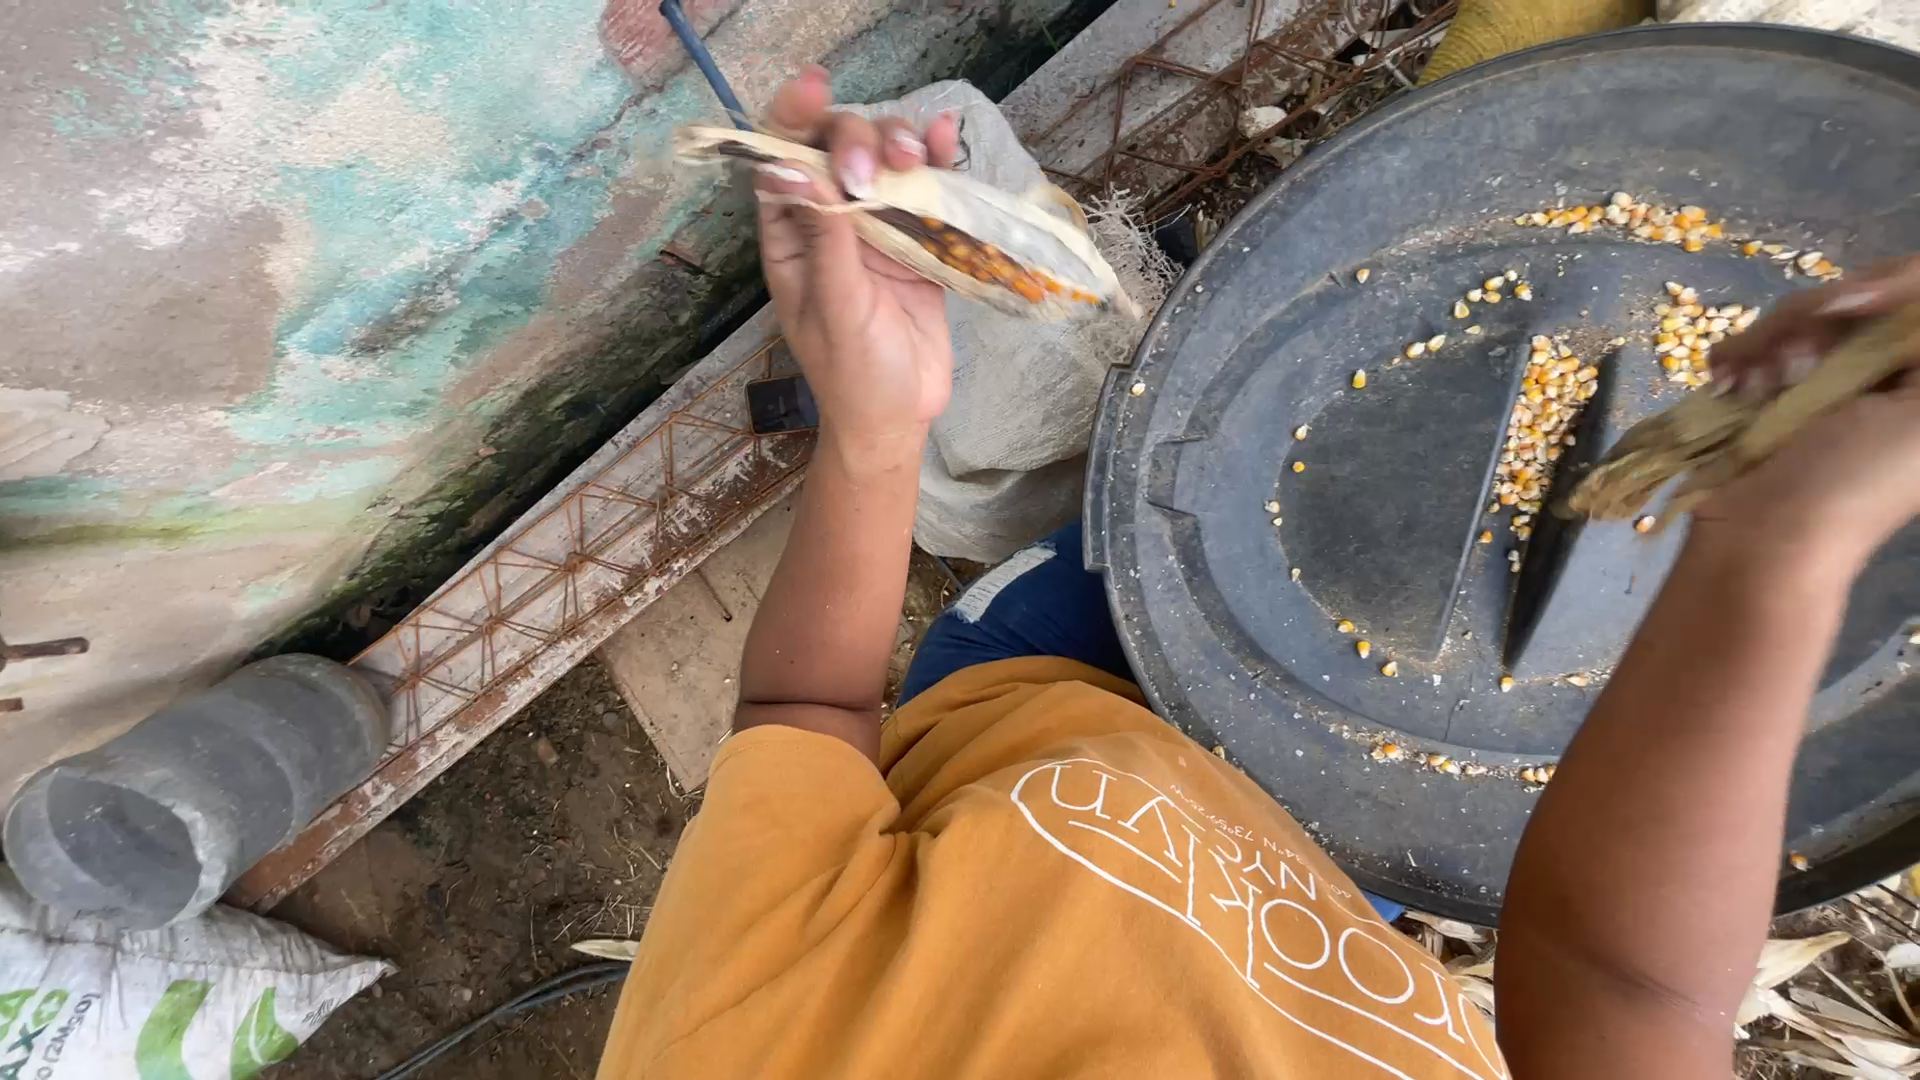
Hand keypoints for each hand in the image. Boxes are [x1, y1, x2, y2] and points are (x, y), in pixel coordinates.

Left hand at [753, 67, 961, 449]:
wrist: (899, 418)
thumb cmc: (854, 376)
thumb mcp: (836, 309)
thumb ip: (825, 241)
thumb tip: (799, 167)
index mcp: (793, 243)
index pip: (784, 165)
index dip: (792, 121)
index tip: (815, 90)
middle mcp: (832, 229)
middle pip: (837, 153)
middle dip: (857, 138)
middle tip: (878, 165)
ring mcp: (877, 236)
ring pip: (883, 166)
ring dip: (899, 144)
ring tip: (918, 152)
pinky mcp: (917, 248)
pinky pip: (925, 197)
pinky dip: (935, 167)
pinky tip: (945, 142)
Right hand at [1694, 260, 1919, 572]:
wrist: (1763, 532)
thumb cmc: (1855, 479)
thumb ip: (1918, 336)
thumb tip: (1869, 289)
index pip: (1919, 291)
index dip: (1890, 285)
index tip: (1847, 305)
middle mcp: (1891, 367)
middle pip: (1863, 295)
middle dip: (1817, 314)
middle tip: (1790, 355)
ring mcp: (1826, 376)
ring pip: (1803, 316)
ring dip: (1767, 339)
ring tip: (1748, 378)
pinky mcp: (1768, 390)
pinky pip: (1753, 344)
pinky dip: (1735, 355)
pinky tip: (1727, 379)